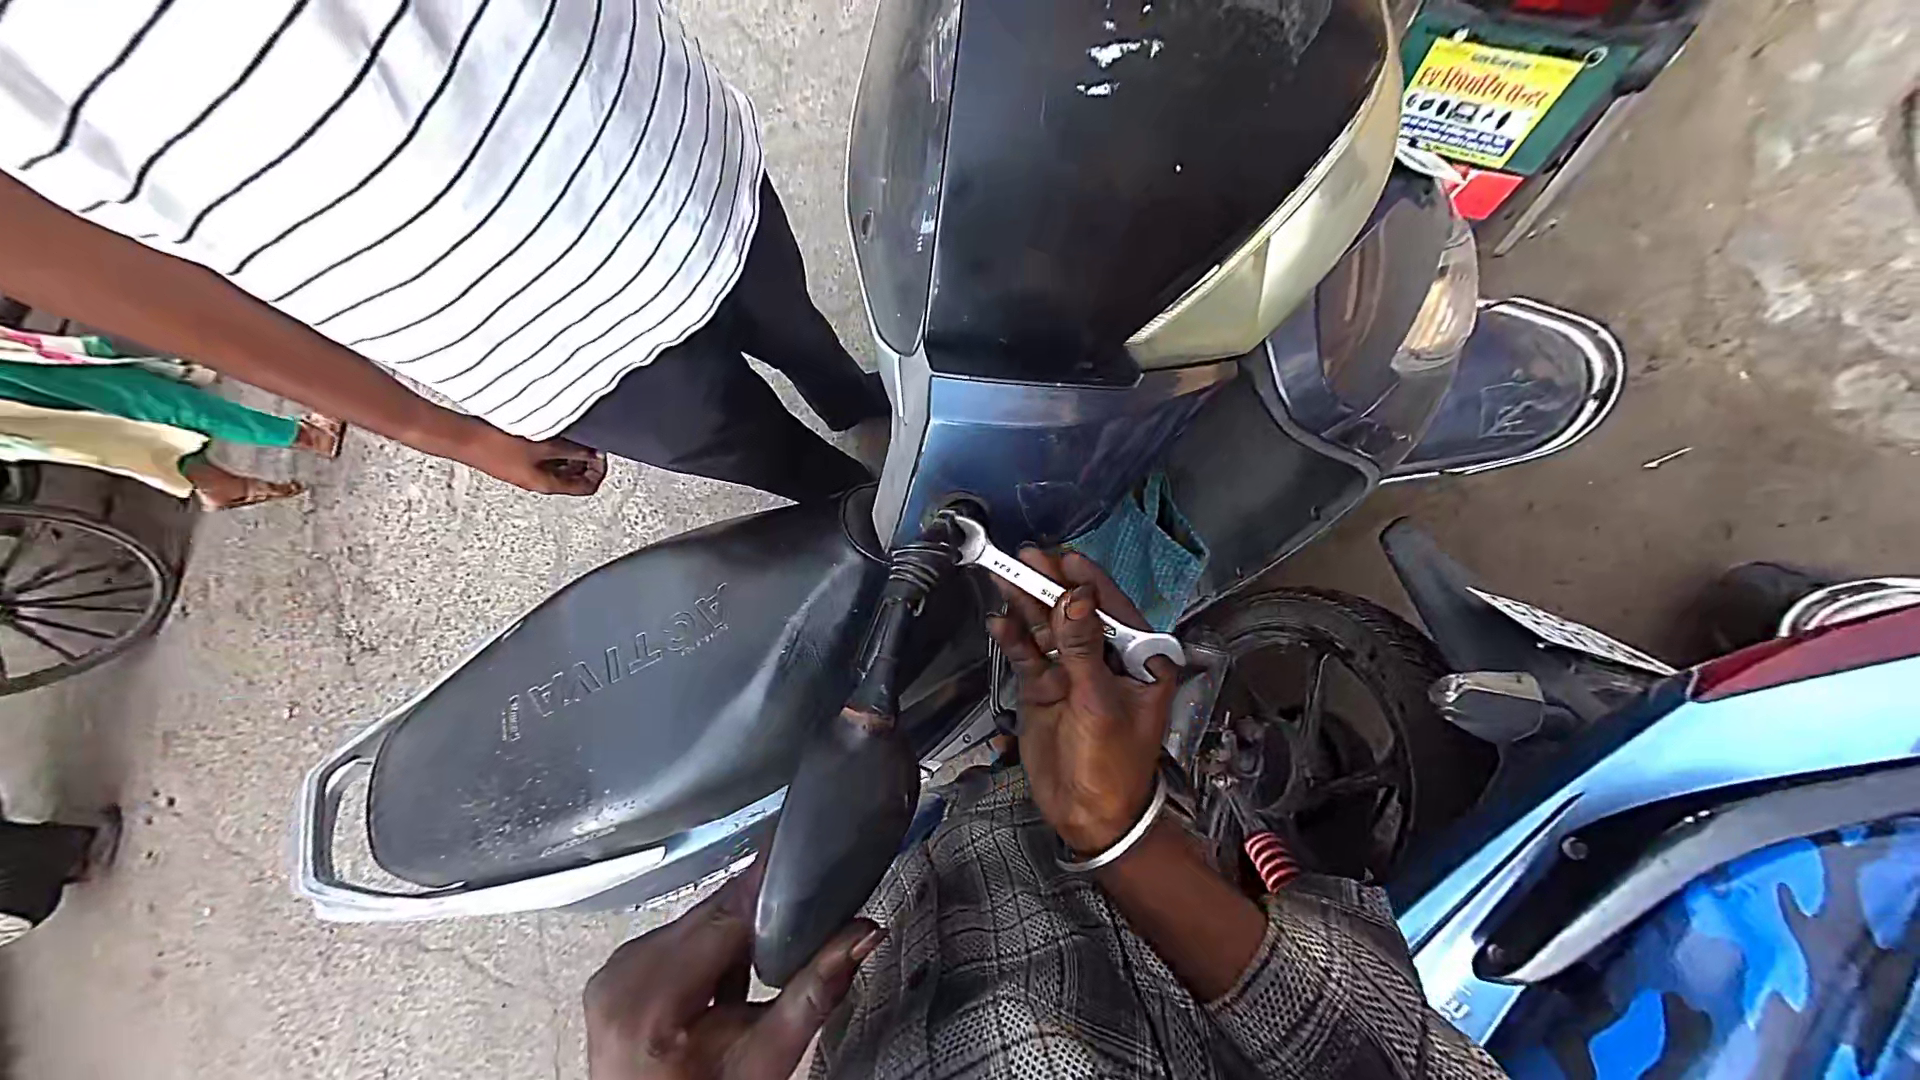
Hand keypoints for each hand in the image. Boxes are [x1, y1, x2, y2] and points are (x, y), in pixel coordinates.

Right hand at [453, 425, 606, 494]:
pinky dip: (555, 449)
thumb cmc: (494, 445)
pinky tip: (554, 432)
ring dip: (571, 453)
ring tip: (573, 436)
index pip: (587, 487)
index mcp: (548, 485)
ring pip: (561, 467)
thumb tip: (593, 453)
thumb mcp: (543, 447)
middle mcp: (539, 482)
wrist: (459, 437)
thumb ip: (572, 451)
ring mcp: (527, 472)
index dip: (598, 470)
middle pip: (576, 478)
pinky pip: (545, 459)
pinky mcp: (518, 460)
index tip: (600, 452)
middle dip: (586, 461)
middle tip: (589, 443)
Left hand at [584, 866, 884, 1079]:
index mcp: (652, 995)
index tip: (803, 852)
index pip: (729, 908)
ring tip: (754, 971)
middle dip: (757, 918)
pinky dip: (709, 946)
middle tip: (791, 935)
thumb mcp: (764, 1062)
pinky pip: (678, 935)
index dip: (773, 883)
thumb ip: (815, 993)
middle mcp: (624, 973)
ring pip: (699, 918)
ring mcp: (615, 972)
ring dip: (734, 931)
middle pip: (714, 911)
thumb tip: (862, 935)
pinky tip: (724, 978)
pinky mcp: (617, 974)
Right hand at [984, 550, 1179, 854]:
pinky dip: (1013, 638)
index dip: (1085, 581)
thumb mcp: (1100, 703)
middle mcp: (1104, 657)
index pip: (1110, 607)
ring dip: (1026, 604)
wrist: (1089, 817)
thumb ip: (1084, 648)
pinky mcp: (1044, 684)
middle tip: (1024, 559)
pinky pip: (1028, 653)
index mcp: (1136, 658)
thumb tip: (1078, 596)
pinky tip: (1000, 622)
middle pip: (1073, 611)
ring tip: (1004, 576)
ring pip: (1047, 627)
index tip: (1061, 558)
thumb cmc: (1112, 765)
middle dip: (1049, 585)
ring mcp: (1071, 669)